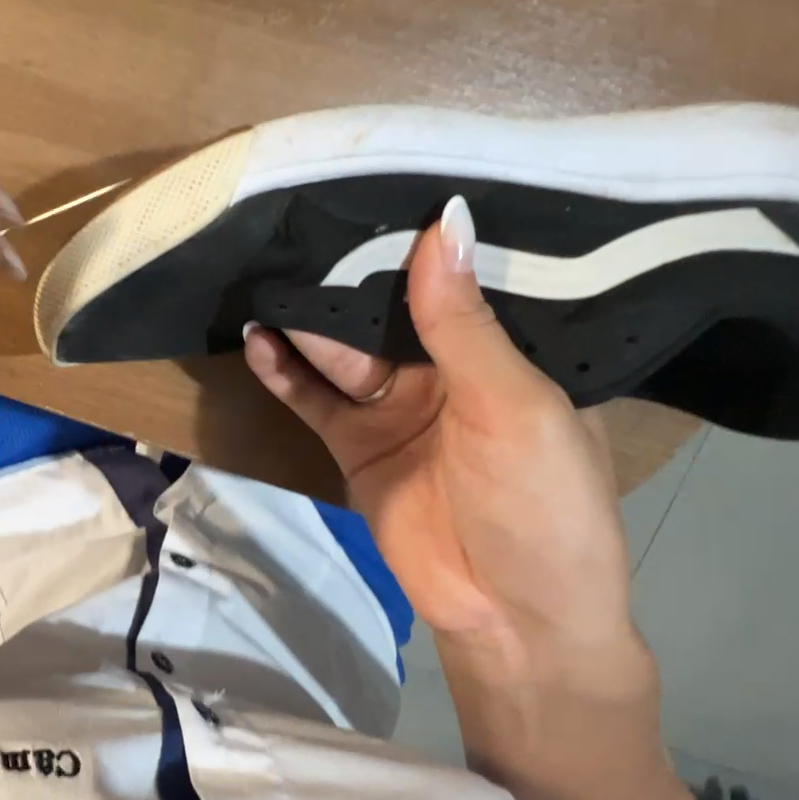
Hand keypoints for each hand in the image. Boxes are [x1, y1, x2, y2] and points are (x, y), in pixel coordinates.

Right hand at [242, 196, 646, 693]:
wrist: (508, 615)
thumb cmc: (541, 504)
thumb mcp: (512, 406)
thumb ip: (463, 322)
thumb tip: (442, 221)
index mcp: (508, 353)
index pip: (459, 280)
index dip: (421, 240)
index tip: (377, 184)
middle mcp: (449, 370)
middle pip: (389, 312)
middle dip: (349, 277)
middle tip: (299, 225)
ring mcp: (397, 407)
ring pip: (342, 350)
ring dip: (306, 322)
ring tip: (266, 278)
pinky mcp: (355, 442)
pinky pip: (313, 398)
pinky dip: (285, 372)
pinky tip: (258, 341)